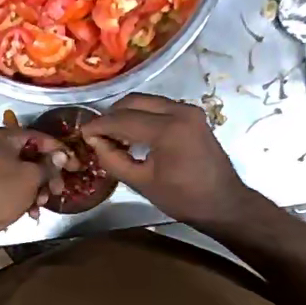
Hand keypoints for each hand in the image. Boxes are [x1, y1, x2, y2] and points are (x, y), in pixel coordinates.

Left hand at [0, 126, 67, 257]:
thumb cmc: (1, 193)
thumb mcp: (31, 177)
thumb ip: (49, 164)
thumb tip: (62, 155)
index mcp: (1, 137)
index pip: (37, 136)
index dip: (58, 150)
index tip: (74, 163)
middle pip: (30, 156)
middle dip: (47, 174)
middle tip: (59, 189)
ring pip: (22, 172)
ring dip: (37, 188)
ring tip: (43, 204)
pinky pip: (11, 184)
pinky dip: (24, 195)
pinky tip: (32, 211)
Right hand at [81, 93, 263, 229]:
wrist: (223, 203)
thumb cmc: (183, 198)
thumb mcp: (141, 183)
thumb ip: (114, 160)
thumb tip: (94, 142)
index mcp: (167, 129)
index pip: (123, 119)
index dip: (99, 125)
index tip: (82, 133)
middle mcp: (180, 110)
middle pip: (134, 101)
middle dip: (112, 115)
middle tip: (96, 134)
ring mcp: (189, 110)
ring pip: (147, 101)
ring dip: (127, 114)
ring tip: (112, 135)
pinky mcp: (193, 115)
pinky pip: (159, 107)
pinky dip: (142, 116)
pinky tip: (133, 134)